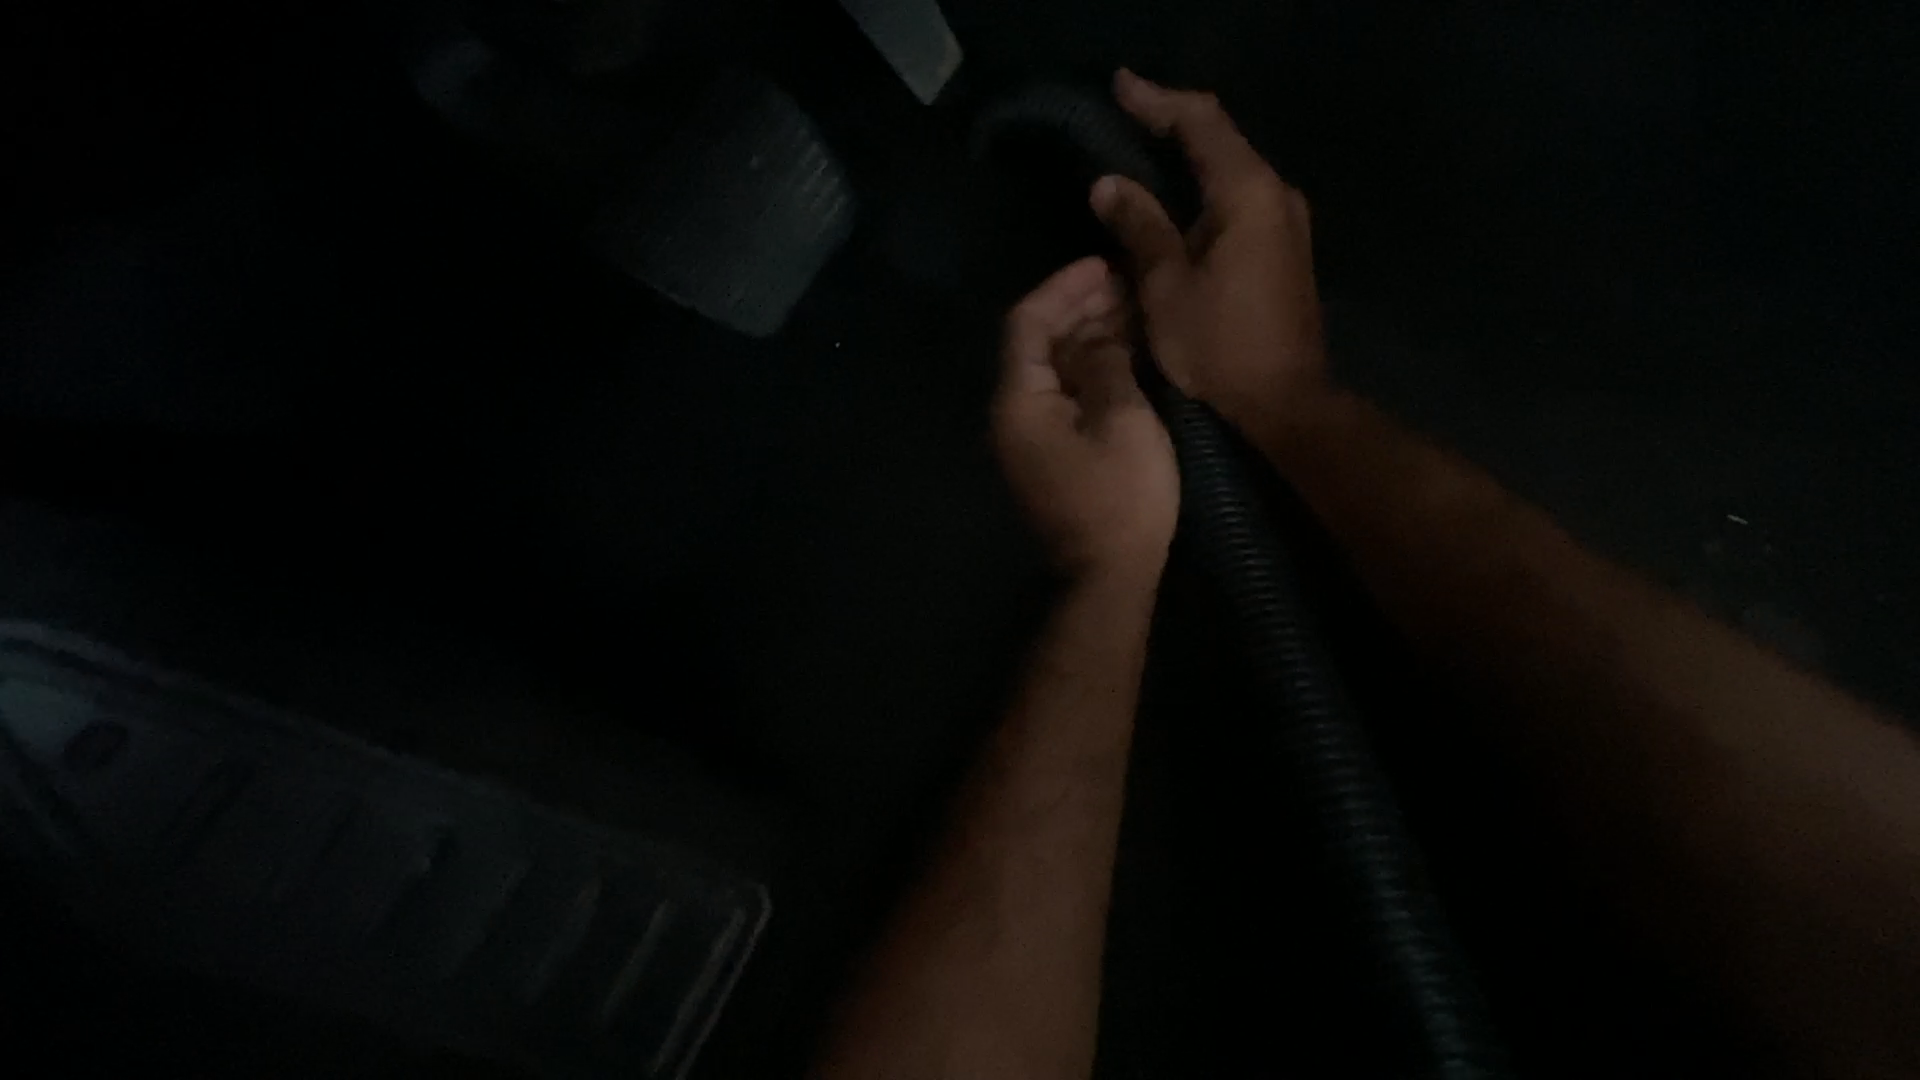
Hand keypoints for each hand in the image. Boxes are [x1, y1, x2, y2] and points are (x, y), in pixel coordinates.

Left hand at [993, 255, 1179, 586]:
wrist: (1107, 575)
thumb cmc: (1120, 497)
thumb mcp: (1122, 420)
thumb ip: (1106, 364)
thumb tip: (1097, 336)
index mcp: (1019, 401)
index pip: (1026, 323)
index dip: (1063, 287)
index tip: (1103, 264)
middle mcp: (1011, 415)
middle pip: (1036, 345)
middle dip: (1078, 310)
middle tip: (1126, 284)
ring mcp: (1027, 438)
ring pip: (1052, 371)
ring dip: (1086, 339)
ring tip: (1130, 310)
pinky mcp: (1047, 456)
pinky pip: (1062, 398)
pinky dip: (1088, 372)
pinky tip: (1122, 357)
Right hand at [1090, 69, 1330, 441]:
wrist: (1285, 400)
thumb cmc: (1220, 346)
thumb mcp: (1166, 288)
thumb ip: (1140, 228)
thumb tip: (1108, 185)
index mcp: (1247, 194)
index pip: (1201, 123)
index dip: (1157, 101)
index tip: (1119, 87)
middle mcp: (1275, 195)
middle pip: (1220, 143)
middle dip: (1171, 128)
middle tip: (1125, 121)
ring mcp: (1284, 224)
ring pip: (1228, 175)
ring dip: (1185, 166)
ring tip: (1140, 161)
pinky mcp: (1282, 251)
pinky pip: (1236, 204)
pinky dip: (1200, 198)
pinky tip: (1171, 211)